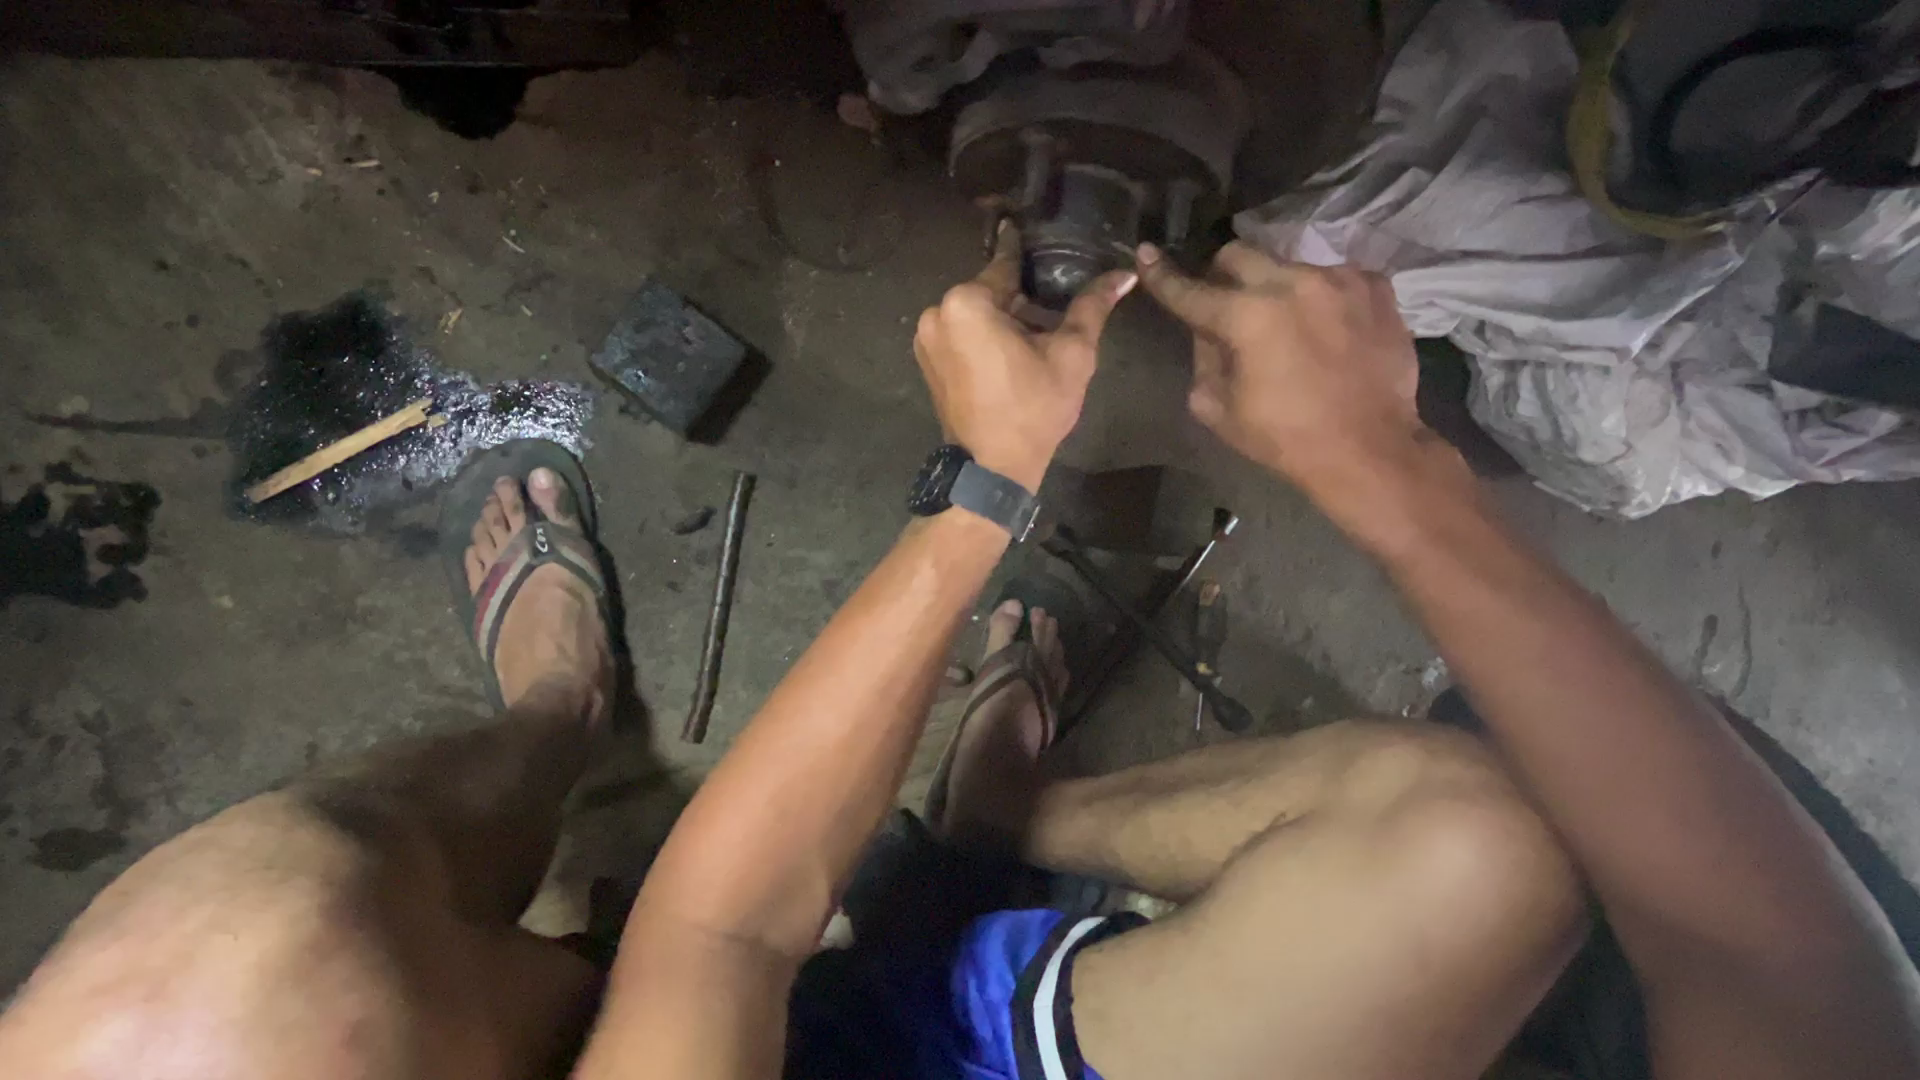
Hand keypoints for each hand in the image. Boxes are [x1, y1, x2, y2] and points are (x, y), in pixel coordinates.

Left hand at [913, 223, 1136, 490]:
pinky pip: (960, 336)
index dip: (1030, 256)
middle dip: (1019, 299)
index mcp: (967, 302)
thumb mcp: (1071, 354)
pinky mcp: (927, 363)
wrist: (993, 467)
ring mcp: (926, 339)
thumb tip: (1124, 276)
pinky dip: (982, 338)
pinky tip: (1009, 356)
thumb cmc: (1033, 409)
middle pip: (989, 291)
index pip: (1006, 265)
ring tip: (1035, 339)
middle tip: (1052, 312)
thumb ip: (1092, 308)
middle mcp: (937, 312)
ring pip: (974, 315)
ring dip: (1001, 320)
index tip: (1035, 232)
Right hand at [1136, 242, 1424, 491]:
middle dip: (1221, 274)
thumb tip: (1207, 331)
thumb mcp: (1218, 407)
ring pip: (1287, 265)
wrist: (1368, 448)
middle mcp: (1292, 282)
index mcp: (1247, 316)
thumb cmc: (1284, 437)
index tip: (1145, 255)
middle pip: (1238, 254)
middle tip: (1225, 302)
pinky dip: (1318, 297)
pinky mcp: (1375, 286)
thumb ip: (1203, 358)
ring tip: (1286, 323)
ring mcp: (1339, 279)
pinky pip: (1332, 277)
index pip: (1190, 290)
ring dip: (1274, 288)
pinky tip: (1324, 327)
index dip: (1161, 275)